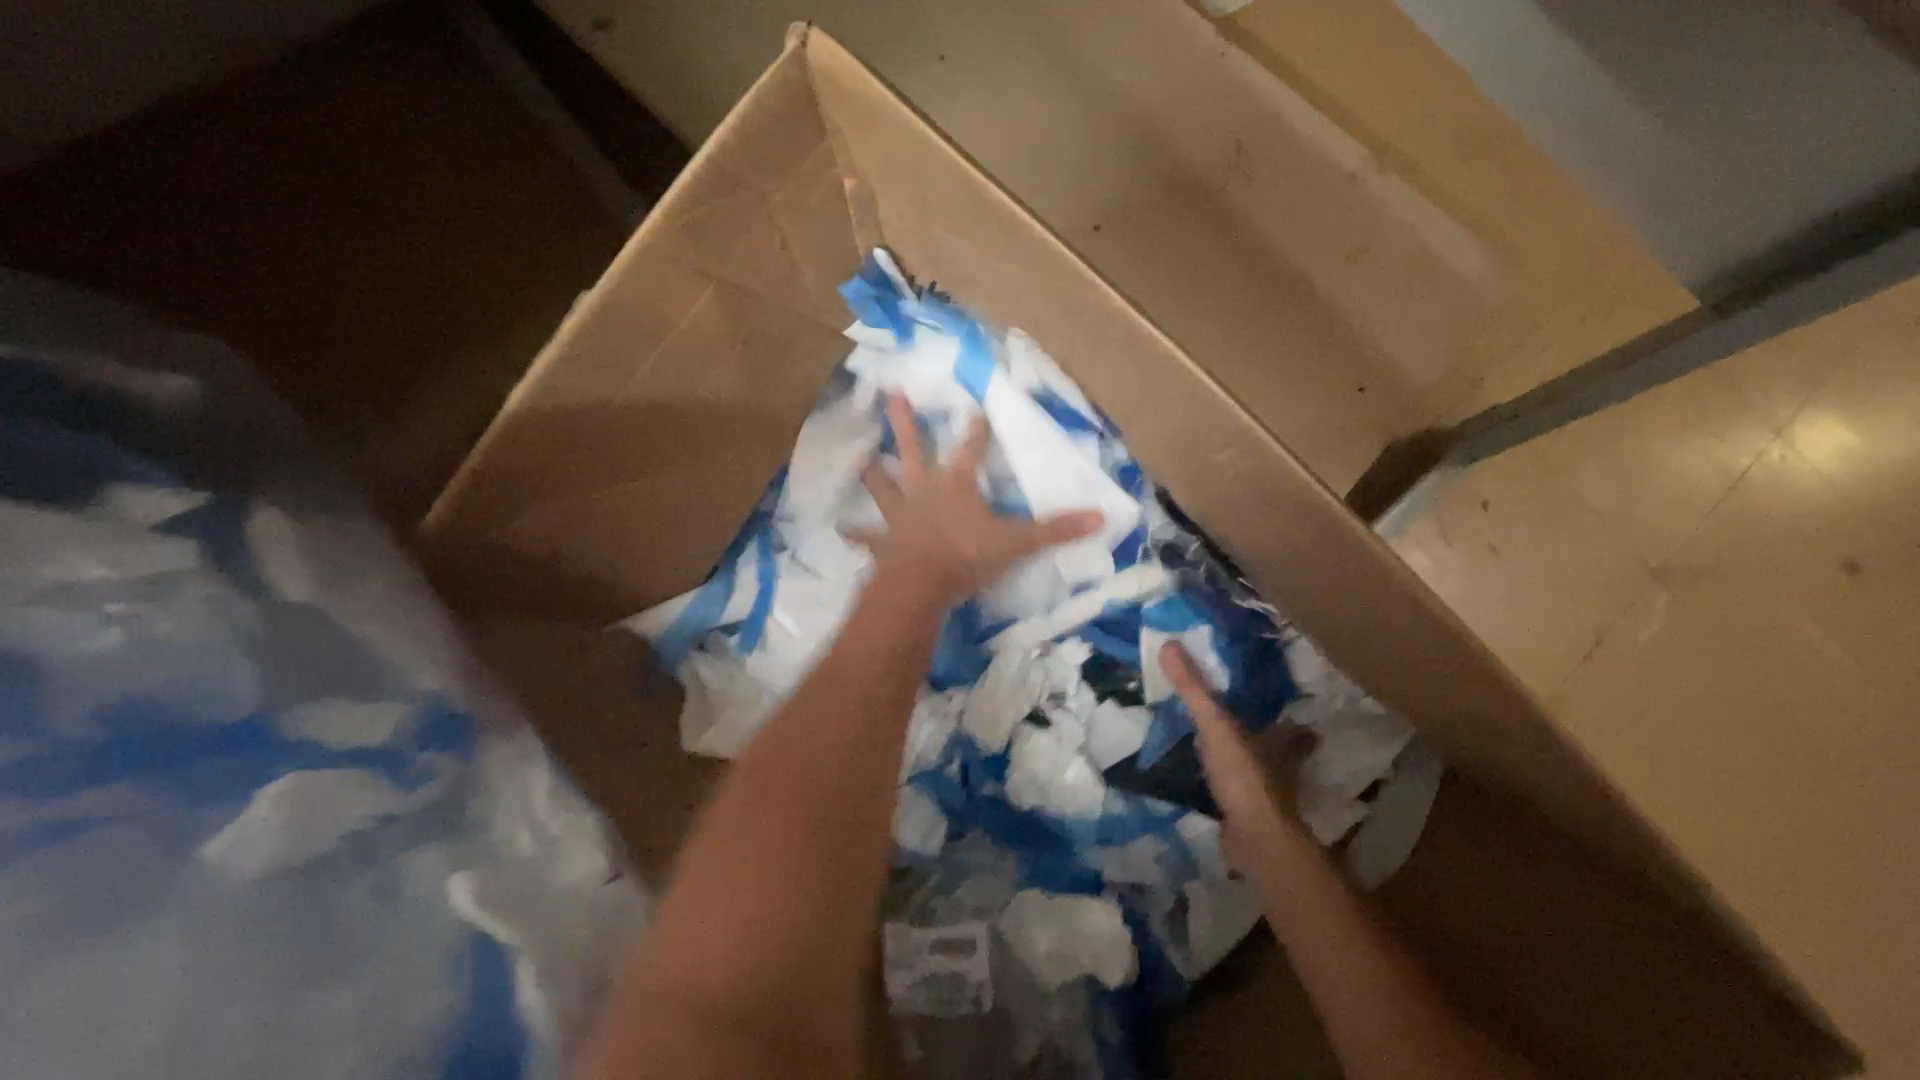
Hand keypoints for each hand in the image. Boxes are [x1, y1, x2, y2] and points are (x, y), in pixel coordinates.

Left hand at [848, 394, 1102, 603]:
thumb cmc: (967, 555)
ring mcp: (899, 516)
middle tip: (891, 393)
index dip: (977, 427)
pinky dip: (857, 535)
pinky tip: (844, 531)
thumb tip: (1102, 517)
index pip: (971, 447)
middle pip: (913, 449)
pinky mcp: (884, 543)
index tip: (976, 402)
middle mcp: (924, 490)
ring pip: (883, 486)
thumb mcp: (1017, 542)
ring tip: (860, 454)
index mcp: (957, 484)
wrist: (920, 584)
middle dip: (905, 422)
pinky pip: (867, 538)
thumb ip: (1056, 530)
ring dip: (873, 472)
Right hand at [1161, 640, 1318, 882]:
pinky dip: (1227, 794)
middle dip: (1266, 745)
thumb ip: (1193, 688)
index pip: (1291, 728)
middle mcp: (1278, 768)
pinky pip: (1237, 800)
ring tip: (1220, 758)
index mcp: (1278, 742)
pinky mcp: (1247, 820)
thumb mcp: (1214, 724)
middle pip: (1277, 753)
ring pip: (1258, 777)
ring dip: (1245, 768)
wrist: (1253, 839)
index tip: (1285, 714)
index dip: (1291, 723)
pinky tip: (1208, 791)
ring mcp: (1265, 797)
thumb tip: (1169, 643)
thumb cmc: (1242, 775)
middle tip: (1246, 733)